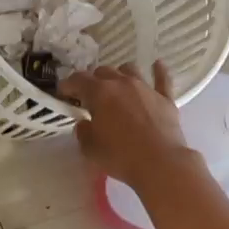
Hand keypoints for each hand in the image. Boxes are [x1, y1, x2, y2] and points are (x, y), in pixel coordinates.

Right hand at [62, 62, 200, 190]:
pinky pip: (162, 78)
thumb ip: (83, 132)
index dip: (68, 85)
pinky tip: (156, 65)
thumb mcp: (90, 149)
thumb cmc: (120, 156)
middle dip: (93, 81)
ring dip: (119, 74)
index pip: (78, 80)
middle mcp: (122, 83)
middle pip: (103, 71)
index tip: (63, 93)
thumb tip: (85, 123)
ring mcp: (145, 88)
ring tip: (117, 85)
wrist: (159, 163)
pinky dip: (157, 70)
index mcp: (100, 93)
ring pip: (129, 69)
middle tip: (90, 96)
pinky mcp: (165, 98)